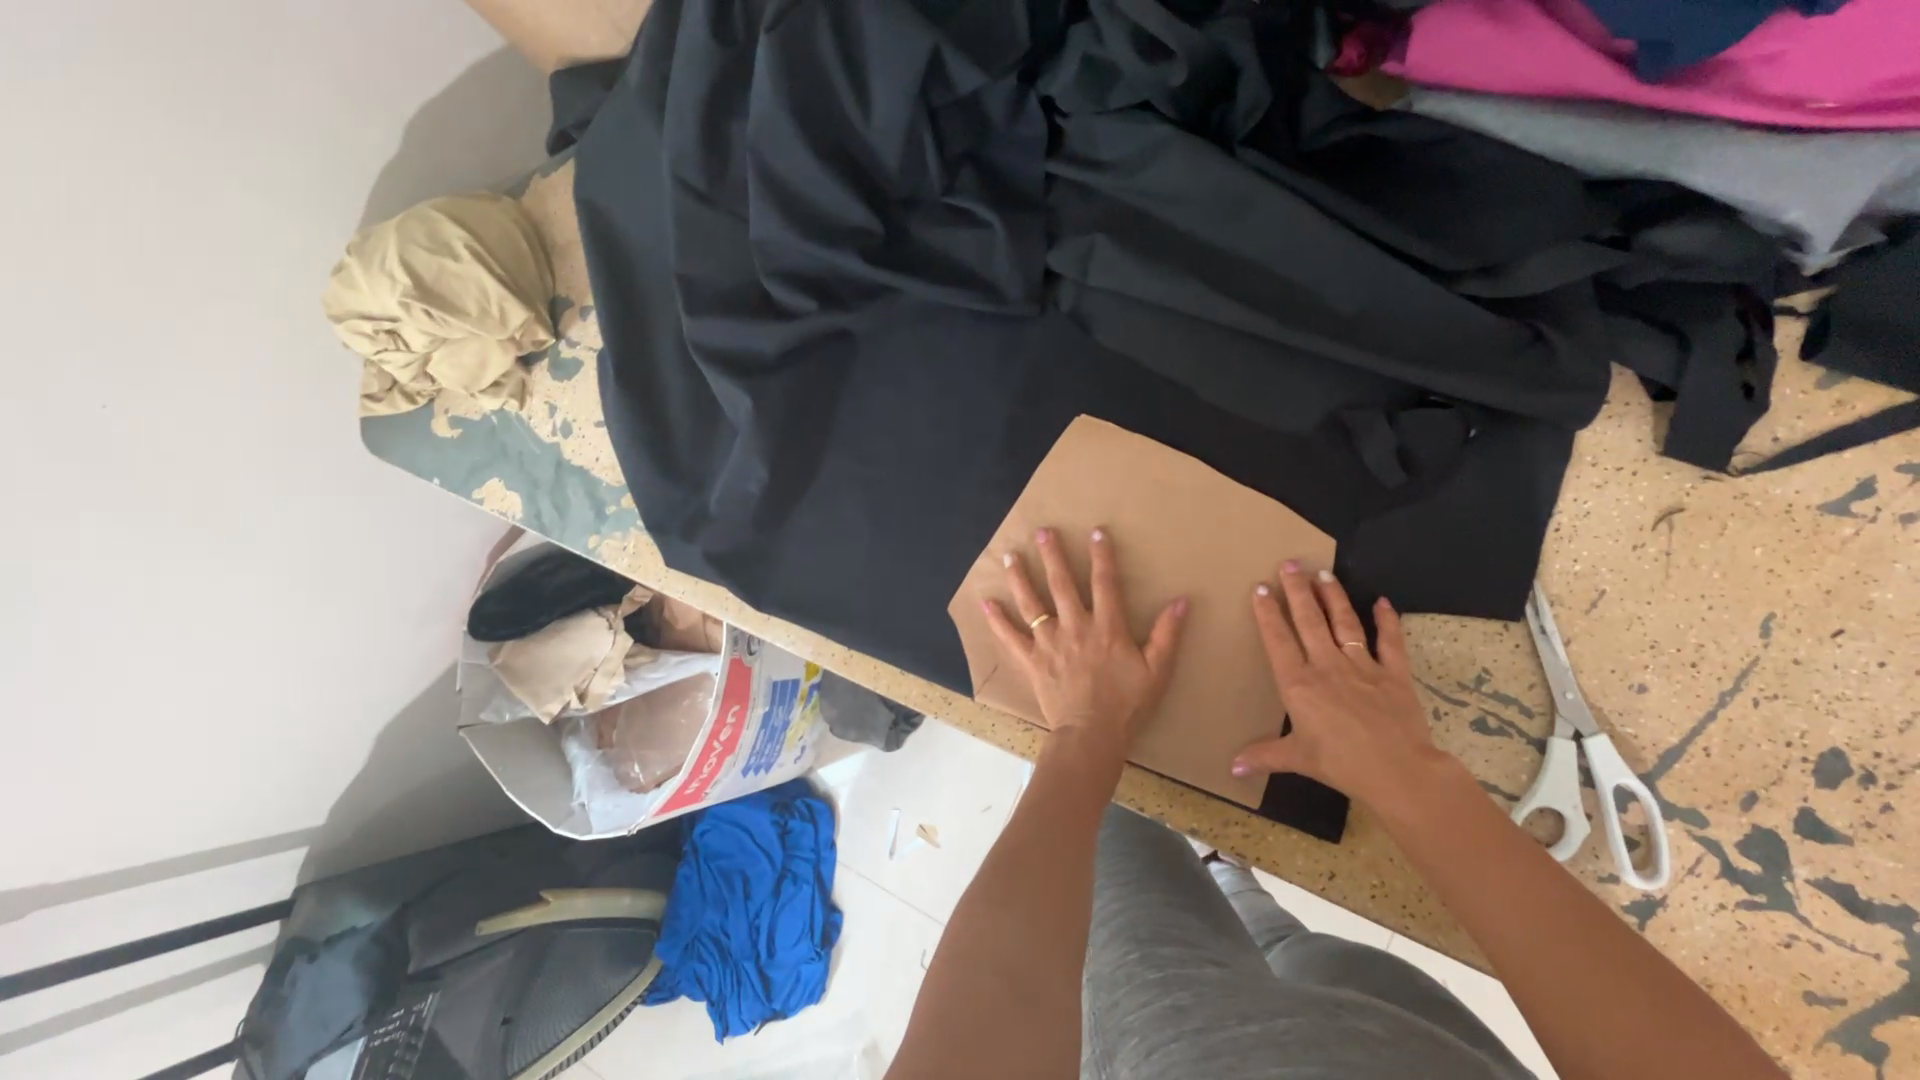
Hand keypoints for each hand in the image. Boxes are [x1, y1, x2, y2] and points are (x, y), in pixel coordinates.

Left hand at [983, 527, 1188, 757]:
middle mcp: (1075, 627)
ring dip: (1020, 578)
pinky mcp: (1032, 661)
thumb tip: (1182, 601)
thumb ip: (1167, 634)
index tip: (1096, 532)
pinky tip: (986, 602)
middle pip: (1061, 584)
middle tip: (1042, 532)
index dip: (1102, 556)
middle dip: (1052, 555)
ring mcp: (1050, 643)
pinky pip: (1011, 637)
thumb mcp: (1158, 669)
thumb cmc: (1128, 704)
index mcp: (1107, 627)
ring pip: (1032, 603)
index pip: (1105, 583)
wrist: (1093, 734)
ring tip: (1009, 556)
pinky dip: (998, 620)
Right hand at [1231, 561, 1451, 810]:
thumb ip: (1264, 756)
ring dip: (1333, 596)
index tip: (1262, 588)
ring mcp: (1362, 666)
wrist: (1397, 770)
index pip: (1278, 640)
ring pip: (1344, 622)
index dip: (1268, 613)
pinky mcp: (1394, 674)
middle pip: (1309, 620)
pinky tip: (1383, 602)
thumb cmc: (1340, 764)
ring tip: (1324, 574)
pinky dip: (1387, 621)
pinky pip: (1389, 641)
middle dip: (1297, 590)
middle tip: (1290, 564)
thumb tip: (1232, 767)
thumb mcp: (1297, 759)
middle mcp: (1326, 666)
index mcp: (1298, 684)